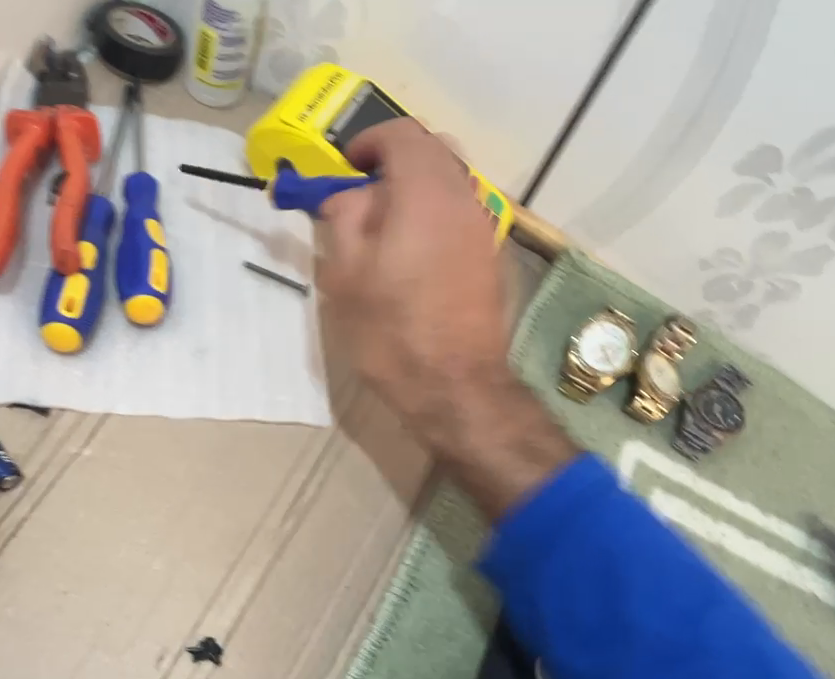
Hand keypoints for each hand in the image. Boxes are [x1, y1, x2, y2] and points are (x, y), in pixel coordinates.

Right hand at [315, 120, 576, 518]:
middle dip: (394, 164)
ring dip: (415, 193)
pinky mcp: (490, 259)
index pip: (402, 135)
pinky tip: (410, 259)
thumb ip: (343, 220)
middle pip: (432, 153)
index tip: (344, 169)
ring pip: (449, 185)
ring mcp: (482, 229)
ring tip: (382, 233)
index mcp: (424, 192)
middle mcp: (462, 198)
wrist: (453, 387)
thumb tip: (348, 195)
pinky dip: (433, 219)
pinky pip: (459, 217)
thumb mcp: (345, 276)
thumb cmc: (390, 332)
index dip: (368, 143)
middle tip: (361, 198)